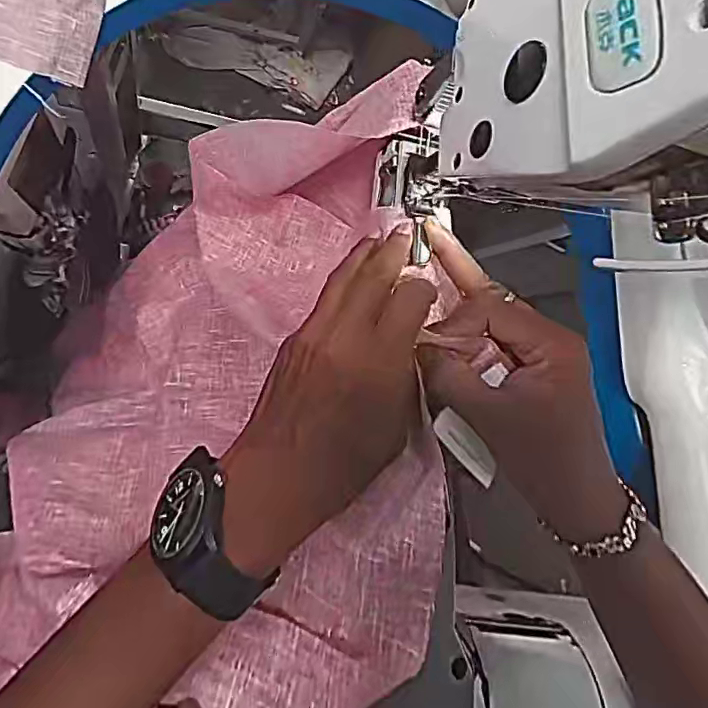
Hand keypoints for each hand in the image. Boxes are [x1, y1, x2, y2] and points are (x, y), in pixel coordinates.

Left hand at [220, 228, 437, 575]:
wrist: (277, 474)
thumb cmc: (343, 465)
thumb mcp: (396, 425)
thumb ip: (408, 375)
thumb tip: (412, 342)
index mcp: (378, 360)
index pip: (409, 299)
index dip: (424, 288)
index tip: (429, 288)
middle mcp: (346, 336)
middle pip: (374, 275)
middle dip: (394, 251)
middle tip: (407, 233)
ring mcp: (315, 333)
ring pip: (344, 279)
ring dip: (364, 255)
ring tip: (379, 239)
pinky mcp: (295, 338)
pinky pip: (327, 296)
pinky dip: (344, 278)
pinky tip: (353, 275)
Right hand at [416, 220, 628, 544]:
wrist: (578, 501)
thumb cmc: (547, 464)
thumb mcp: (491, 418)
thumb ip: (451, 376)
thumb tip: (420, 347)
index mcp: (552, 343)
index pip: (492, 309)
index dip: (454, 321)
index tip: (427, 342)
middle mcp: (550, 339)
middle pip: (494, 301)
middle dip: (458, 280)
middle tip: (431, 241)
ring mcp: (542, 354)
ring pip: (493, 319)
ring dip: (461, 311)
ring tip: (432, 277)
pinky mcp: (532, 369)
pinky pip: (496, 342)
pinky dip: (469, 338)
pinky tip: (446, 330)